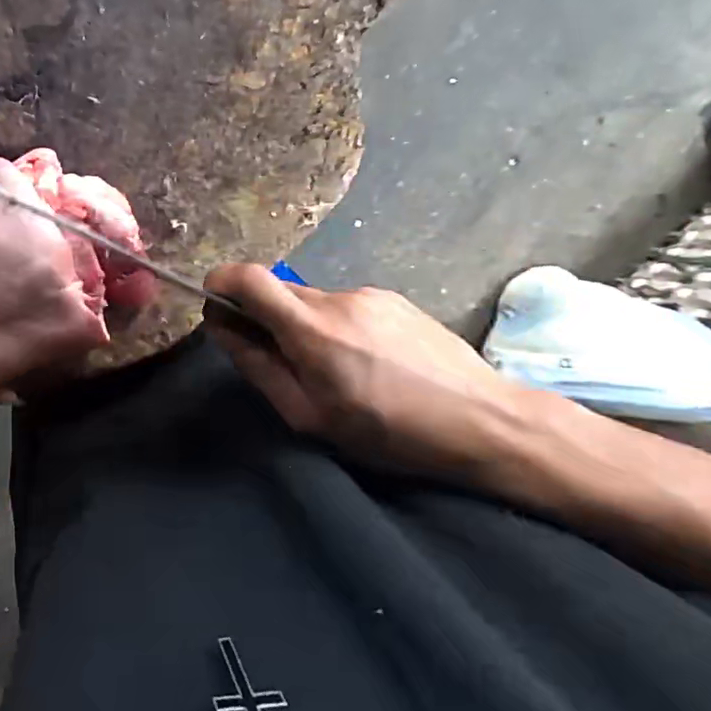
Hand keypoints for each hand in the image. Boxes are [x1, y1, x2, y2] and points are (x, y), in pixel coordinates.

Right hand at [202, 264, 532, 481]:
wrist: (492, 424)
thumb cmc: (391, 433)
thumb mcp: (309, 416)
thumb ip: (257, 367)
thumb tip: (222, 329)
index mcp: (310, 329)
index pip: (246, 277)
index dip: (220, 284)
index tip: (217, 311)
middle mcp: (336, 299)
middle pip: (274, 290)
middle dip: (262, 317)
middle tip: (278, 358)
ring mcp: (369, 295)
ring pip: (309, 300)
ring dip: (302, 325)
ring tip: (335, 368)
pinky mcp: (394, 299)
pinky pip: (343, 304)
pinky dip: (335, 325)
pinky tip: (367, 360)